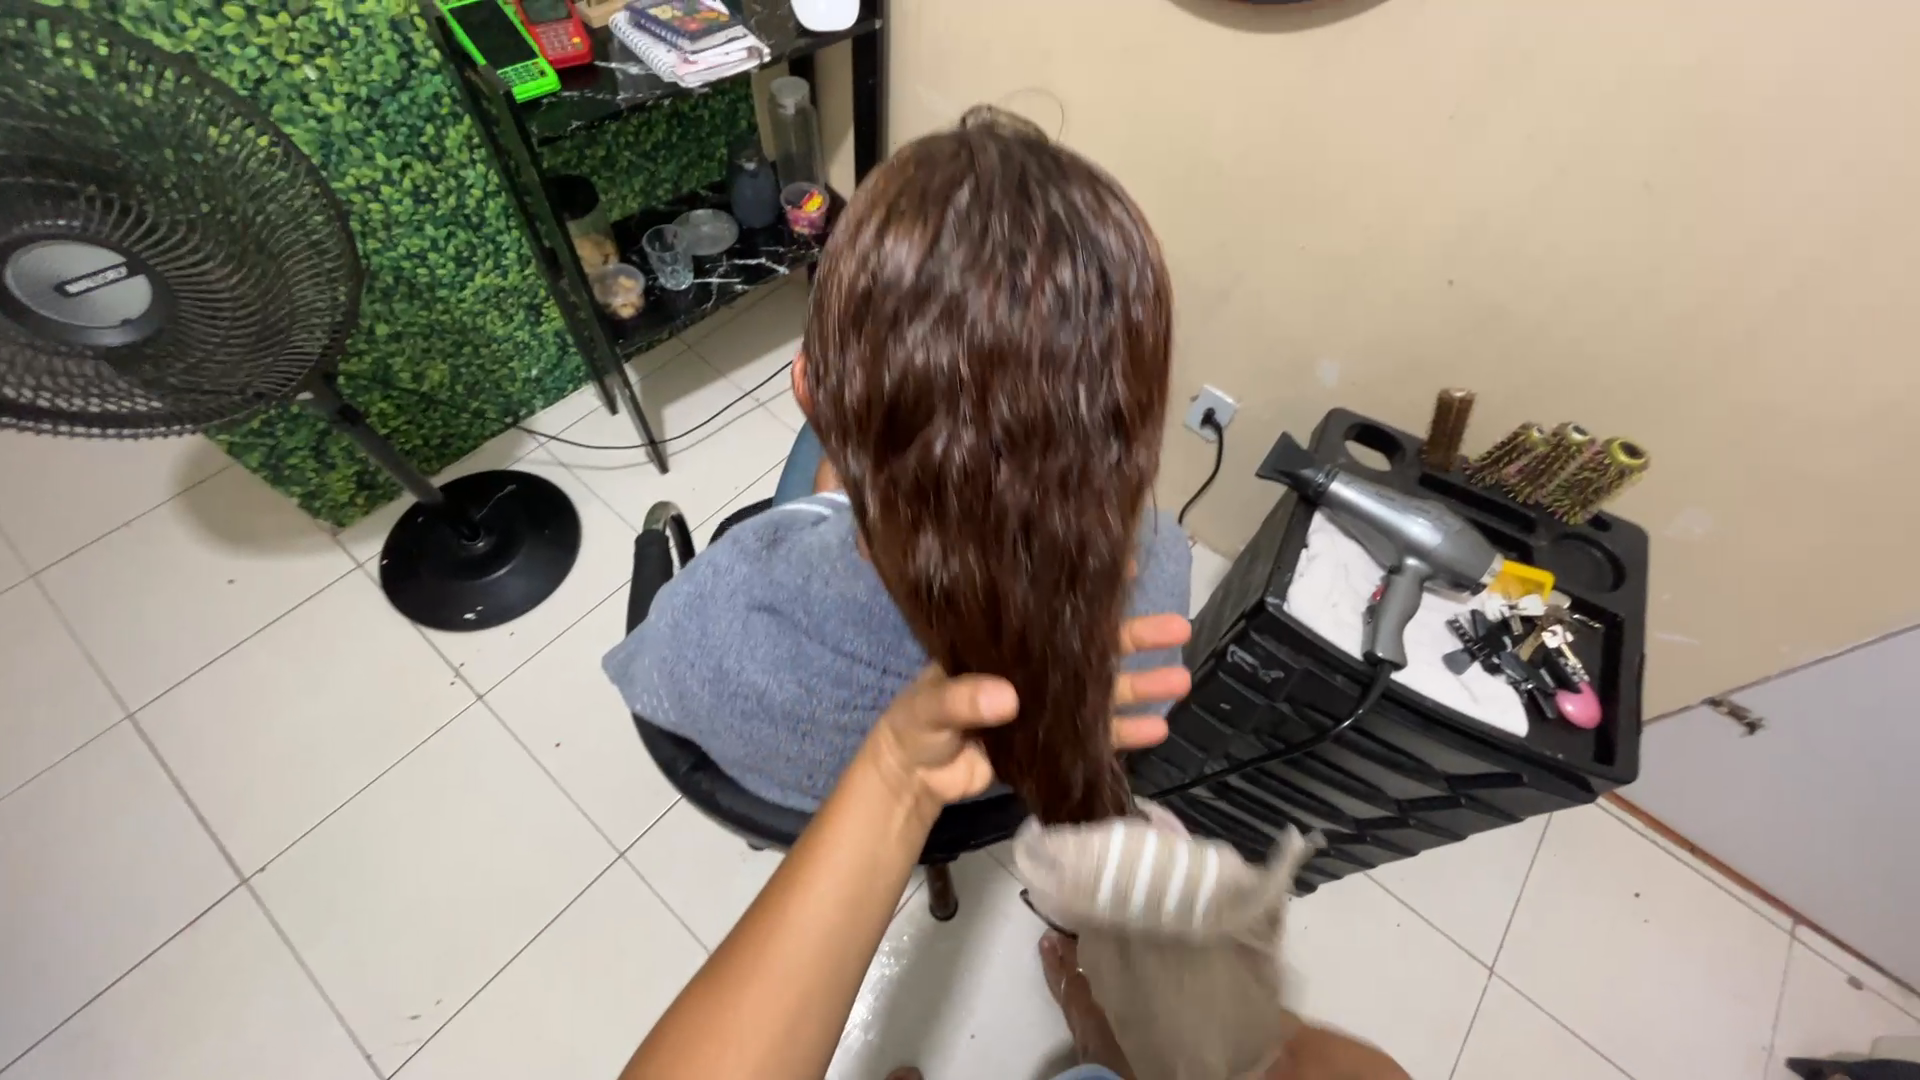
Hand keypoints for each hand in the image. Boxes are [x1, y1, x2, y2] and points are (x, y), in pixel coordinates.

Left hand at [861, 613, 1192, 812]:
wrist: (914, 777)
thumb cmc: (916, 724)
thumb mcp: (930, 704)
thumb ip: (962, 699)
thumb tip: (1006, 699)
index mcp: (1005, 645)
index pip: (1052, 611)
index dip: (1087, 590)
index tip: (1125, 568)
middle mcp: (1034, 669)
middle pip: (1093, 648)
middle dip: (1136, 637)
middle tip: (1178, 628)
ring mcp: (1047, 706)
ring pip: (1104, 690)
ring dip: (1142, 684)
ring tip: (1181, 678)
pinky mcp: (1052, 744)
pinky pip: (1096, 736)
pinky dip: (1126, 732)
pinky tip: (1160, 727)